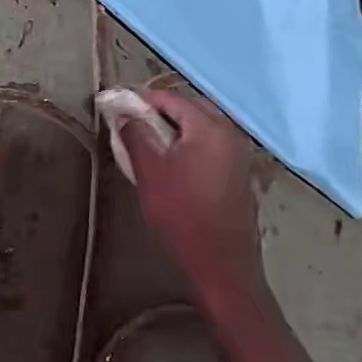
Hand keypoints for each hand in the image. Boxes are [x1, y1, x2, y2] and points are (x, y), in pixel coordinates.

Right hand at [116, 90, 263, 298]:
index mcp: (209, 128)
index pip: (173, 99)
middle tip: (134, 125)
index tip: (120, 107)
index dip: (144, 100)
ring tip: (151, 145)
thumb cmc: (182, 215)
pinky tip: (176, 165)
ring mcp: (239, 154)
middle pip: (192, 109)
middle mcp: (230, 134)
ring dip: (177, 130)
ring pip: (203, 128)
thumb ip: (136, 136)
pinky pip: (213, 146)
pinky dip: (192, 145)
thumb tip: (126, 114)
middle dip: (162, 112)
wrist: (221, 262)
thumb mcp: (149, 173)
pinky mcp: (240, 174)